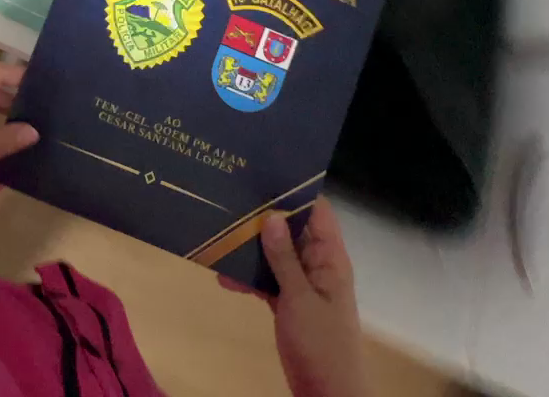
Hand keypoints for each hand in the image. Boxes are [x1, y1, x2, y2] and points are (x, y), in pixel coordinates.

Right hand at [219, 199, 369, 396]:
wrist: (327, 394)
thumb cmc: (321, 343)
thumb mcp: (300, 299)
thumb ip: (284, 258)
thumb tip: (270, 216)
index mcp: (329, 258)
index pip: (317, 211)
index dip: (296, 191)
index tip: (264, 174)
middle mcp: (316, 264)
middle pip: (291, 229)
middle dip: (263, 216)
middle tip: (231, 196)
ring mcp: (301, 283)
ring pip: (274, 253)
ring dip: (250, 247)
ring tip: (219, 231)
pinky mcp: (287, 301)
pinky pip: (266, 278)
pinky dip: (247, 277)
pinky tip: (222, 276)